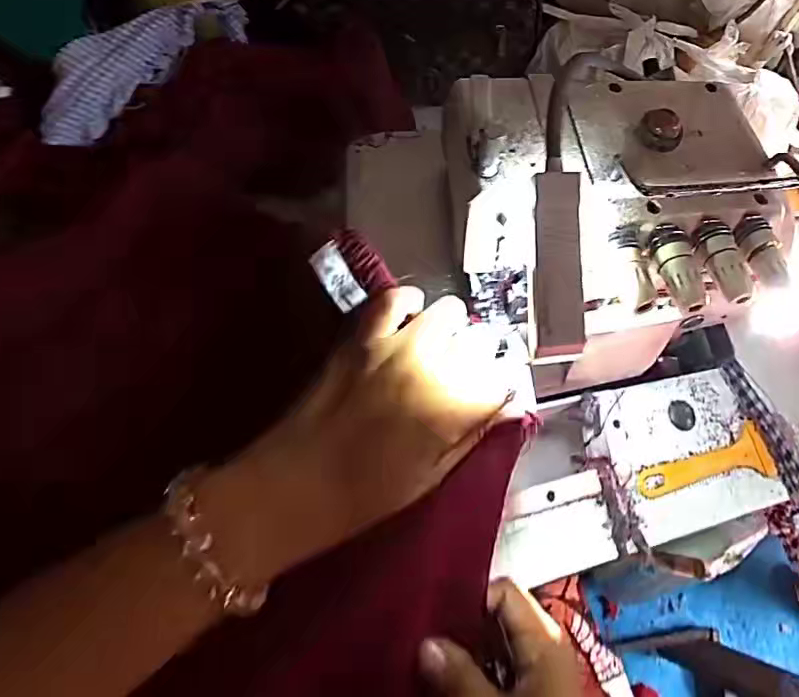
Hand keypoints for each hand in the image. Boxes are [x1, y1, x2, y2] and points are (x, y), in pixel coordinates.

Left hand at [199, 287, 512, 583]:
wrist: (286, 491)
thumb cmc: (362, 498)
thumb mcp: (432, 478)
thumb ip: (475, 436)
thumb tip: (511, 409)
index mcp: (453, 410)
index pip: (501, 379)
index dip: (501, 388)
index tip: (494, 396)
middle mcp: (433, 370)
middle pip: (479, 342)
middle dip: (478, 358)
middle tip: (462, 377)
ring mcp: (397, 347)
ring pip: (448, 314)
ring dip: (451, 330)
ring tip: (440, 347)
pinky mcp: (362, 336)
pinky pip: (395, 299)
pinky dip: (409, 303)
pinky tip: (411, 314)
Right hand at [420, 579, 588, 696]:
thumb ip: (460, 675)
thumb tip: (428, 643)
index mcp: (545, 634)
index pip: (504, 591)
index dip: (469, 598)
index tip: (432, 613)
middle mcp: (547, 644)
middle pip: (499, 620)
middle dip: (462, 632)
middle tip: (424, 644)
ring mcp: (543, 671)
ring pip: (498, 649)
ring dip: (466, 658)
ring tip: (428, 666)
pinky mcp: (538, 694)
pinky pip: (503, 673)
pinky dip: (478, 677)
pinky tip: (450, 688)